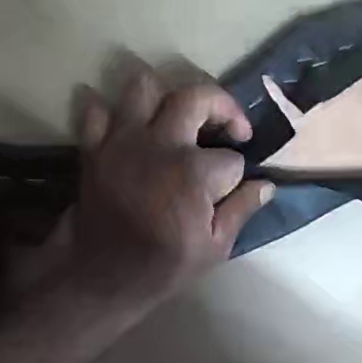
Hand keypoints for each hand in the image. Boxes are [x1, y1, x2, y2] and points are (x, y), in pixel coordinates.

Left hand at [67, 68, 274, 307]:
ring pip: (144, 85)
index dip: (236, 173)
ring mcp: (124, 141)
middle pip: (196, 96)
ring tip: (177, 118)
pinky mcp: (95, 147)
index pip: (231, 158)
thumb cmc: (164, 267)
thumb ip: (241, 210)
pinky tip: (129, 128)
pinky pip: (96, 110)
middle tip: (229, 126)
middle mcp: (161, 144)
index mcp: (194, 172)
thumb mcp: (214, 248)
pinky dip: (111, 113)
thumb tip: (266, 186)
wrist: (102, 276)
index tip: (229, 190)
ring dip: (166, 95)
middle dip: (222, 105)